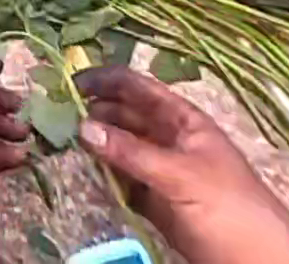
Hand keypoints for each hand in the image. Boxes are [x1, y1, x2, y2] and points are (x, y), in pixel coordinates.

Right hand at [76, 66, 288, 263]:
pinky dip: (107, 175)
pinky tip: (89, 172)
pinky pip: (125, 179)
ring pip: (121, 145)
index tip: (69, 83)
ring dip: (97, 142)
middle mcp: (167, 136)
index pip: (134, 86)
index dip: (103, 79)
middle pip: (123, 113)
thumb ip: (130, 151)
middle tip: (57, 113)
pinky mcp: (158, 201)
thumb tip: (81, 127)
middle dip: (94, 110)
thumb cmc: (231, 209)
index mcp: (180, 118)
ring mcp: (162, 169)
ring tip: (66, 140)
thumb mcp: (180, 176)